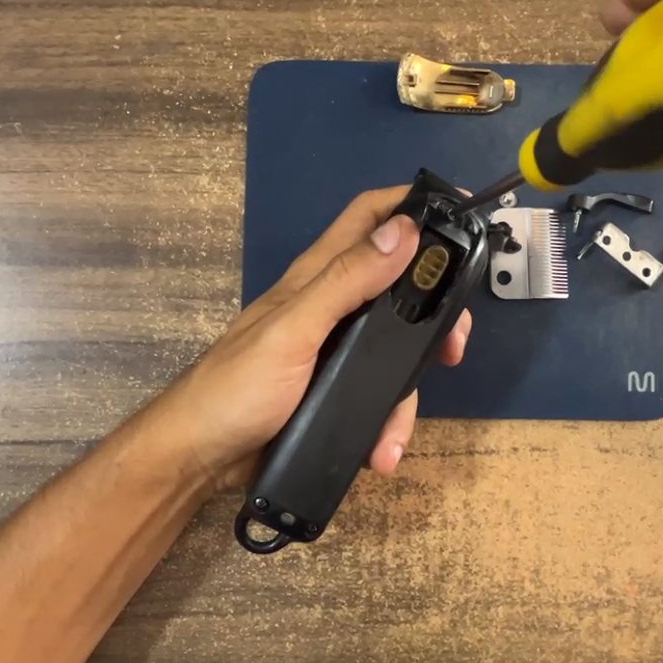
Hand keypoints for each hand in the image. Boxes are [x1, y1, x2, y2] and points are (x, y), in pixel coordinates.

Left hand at [157, 187, 472, 491]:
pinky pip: (377, 397)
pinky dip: (385, 423)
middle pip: (400, 290)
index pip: (368, 218)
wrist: (201, 457)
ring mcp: (334, 352)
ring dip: (408, 390)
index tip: (462, 211)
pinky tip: (380, 451)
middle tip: (455, 343)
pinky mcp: (334, 392)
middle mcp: (331, 308)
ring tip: (400, 431)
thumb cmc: (237, 387)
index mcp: (317, 278)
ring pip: (395, 353)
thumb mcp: (294, 331)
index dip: (410, 205)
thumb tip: (404, 231)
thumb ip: (345, 282)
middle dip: (435, 313)